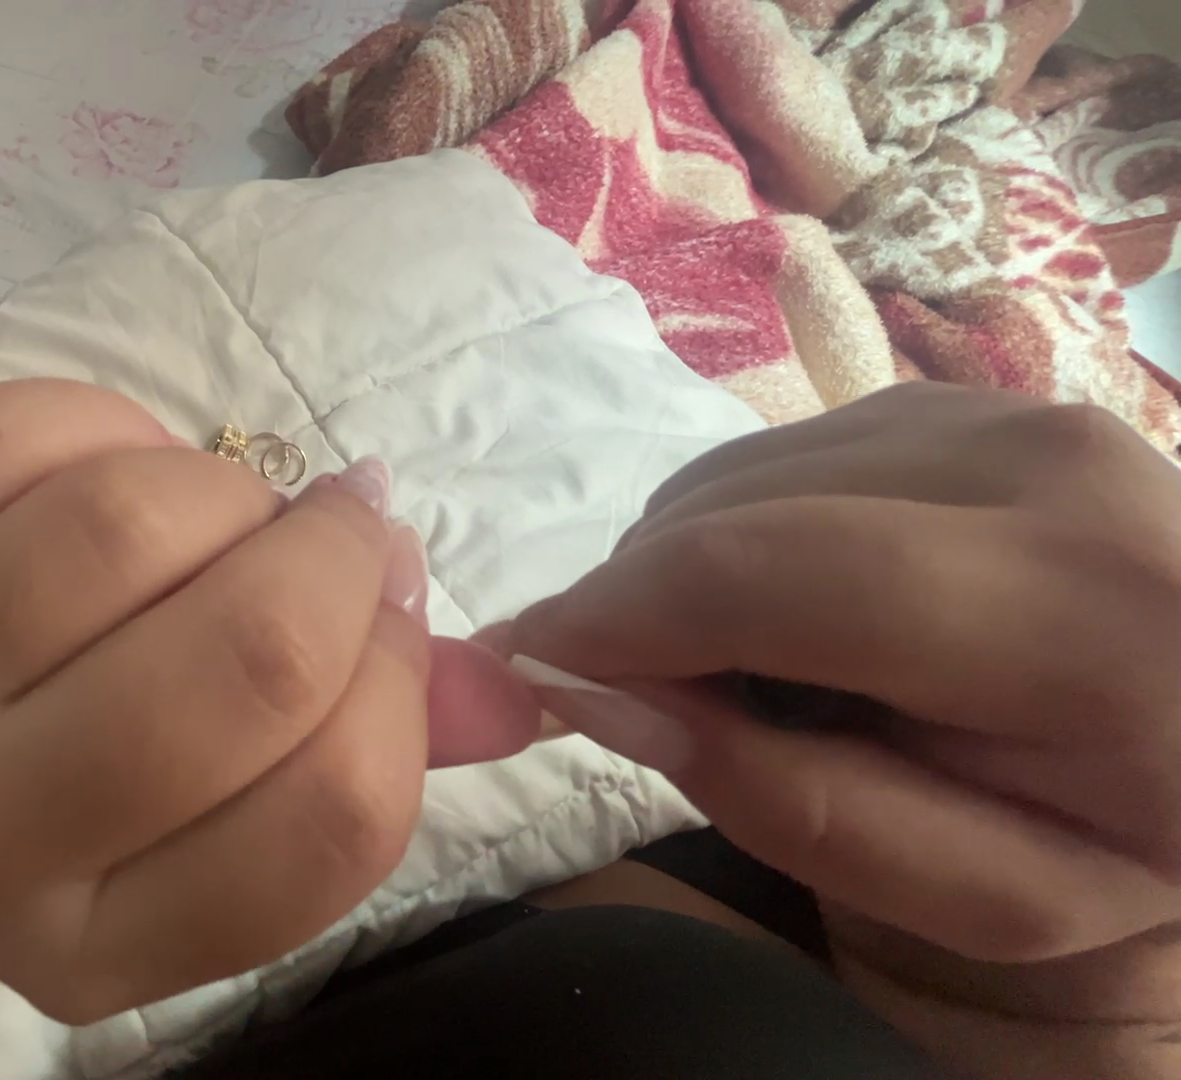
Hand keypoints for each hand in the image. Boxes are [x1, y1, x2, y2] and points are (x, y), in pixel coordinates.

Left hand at [0, 379, 431, 1022]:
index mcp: (105, 944)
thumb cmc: (103, 790)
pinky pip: (8, 434)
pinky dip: (109, 421)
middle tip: (341, 526)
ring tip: (224, 511)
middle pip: (241, 660)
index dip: (399, 680)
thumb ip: (384, 752)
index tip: (395, 599)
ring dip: (223, 495)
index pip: (332, 817)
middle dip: (331, 562)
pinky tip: (123, 463)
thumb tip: (518, 684)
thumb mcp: (235, 814)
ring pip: (122, 527)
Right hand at [497, 383, 1180, 962]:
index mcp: (1079, 611)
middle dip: (632, 605)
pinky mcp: (937, 399)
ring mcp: (983, 410)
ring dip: (672, 572)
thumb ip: (765, 791)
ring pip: (716, 484)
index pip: (759, 576)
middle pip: (718, 520)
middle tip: (641, 691)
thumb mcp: (959, 886)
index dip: (609, 616)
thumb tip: (581, 686)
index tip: (518, 663)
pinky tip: (774, 593)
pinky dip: (712, 533)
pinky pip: (745, 462)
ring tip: (732, 652)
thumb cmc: (1098, 846)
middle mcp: (1037, 464)